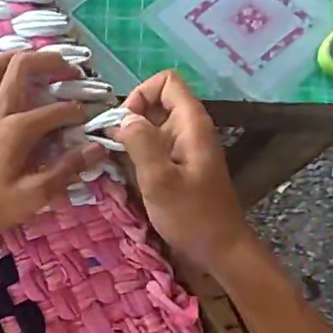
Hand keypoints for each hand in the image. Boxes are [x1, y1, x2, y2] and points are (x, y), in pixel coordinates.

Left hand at [0, 51, 101, 249]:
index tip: (92, 118)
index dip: (79, 111)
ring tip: (35, 63)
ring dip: (15, 57)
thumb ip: (67, 169)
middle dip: (50, 61)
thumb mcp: (34, 195)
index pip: (57, 110)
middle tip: (70, 70)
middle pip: (21, 67)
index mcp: (17, 130)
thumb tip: (97, 149)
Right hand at [112, 71, 251, 273]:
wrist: (219, 250)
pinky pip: (154, 147)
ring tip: (115, 161)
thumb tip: (123, 119)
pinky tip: (127, 174)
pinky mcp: (179, 166)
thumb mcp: (160, 181)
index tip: (125, 124)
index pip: (166, 82)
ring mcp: (185, 148)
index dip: (140, 94)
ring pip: (152, 125)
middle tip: (113, 146)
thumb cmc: (192, 216)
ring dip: (131, 137)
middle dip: (130, 117)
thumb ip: (141, 144)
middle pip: (156, 102)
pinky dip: (137, 153)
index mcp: (191, 124)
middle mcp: (190, 129)